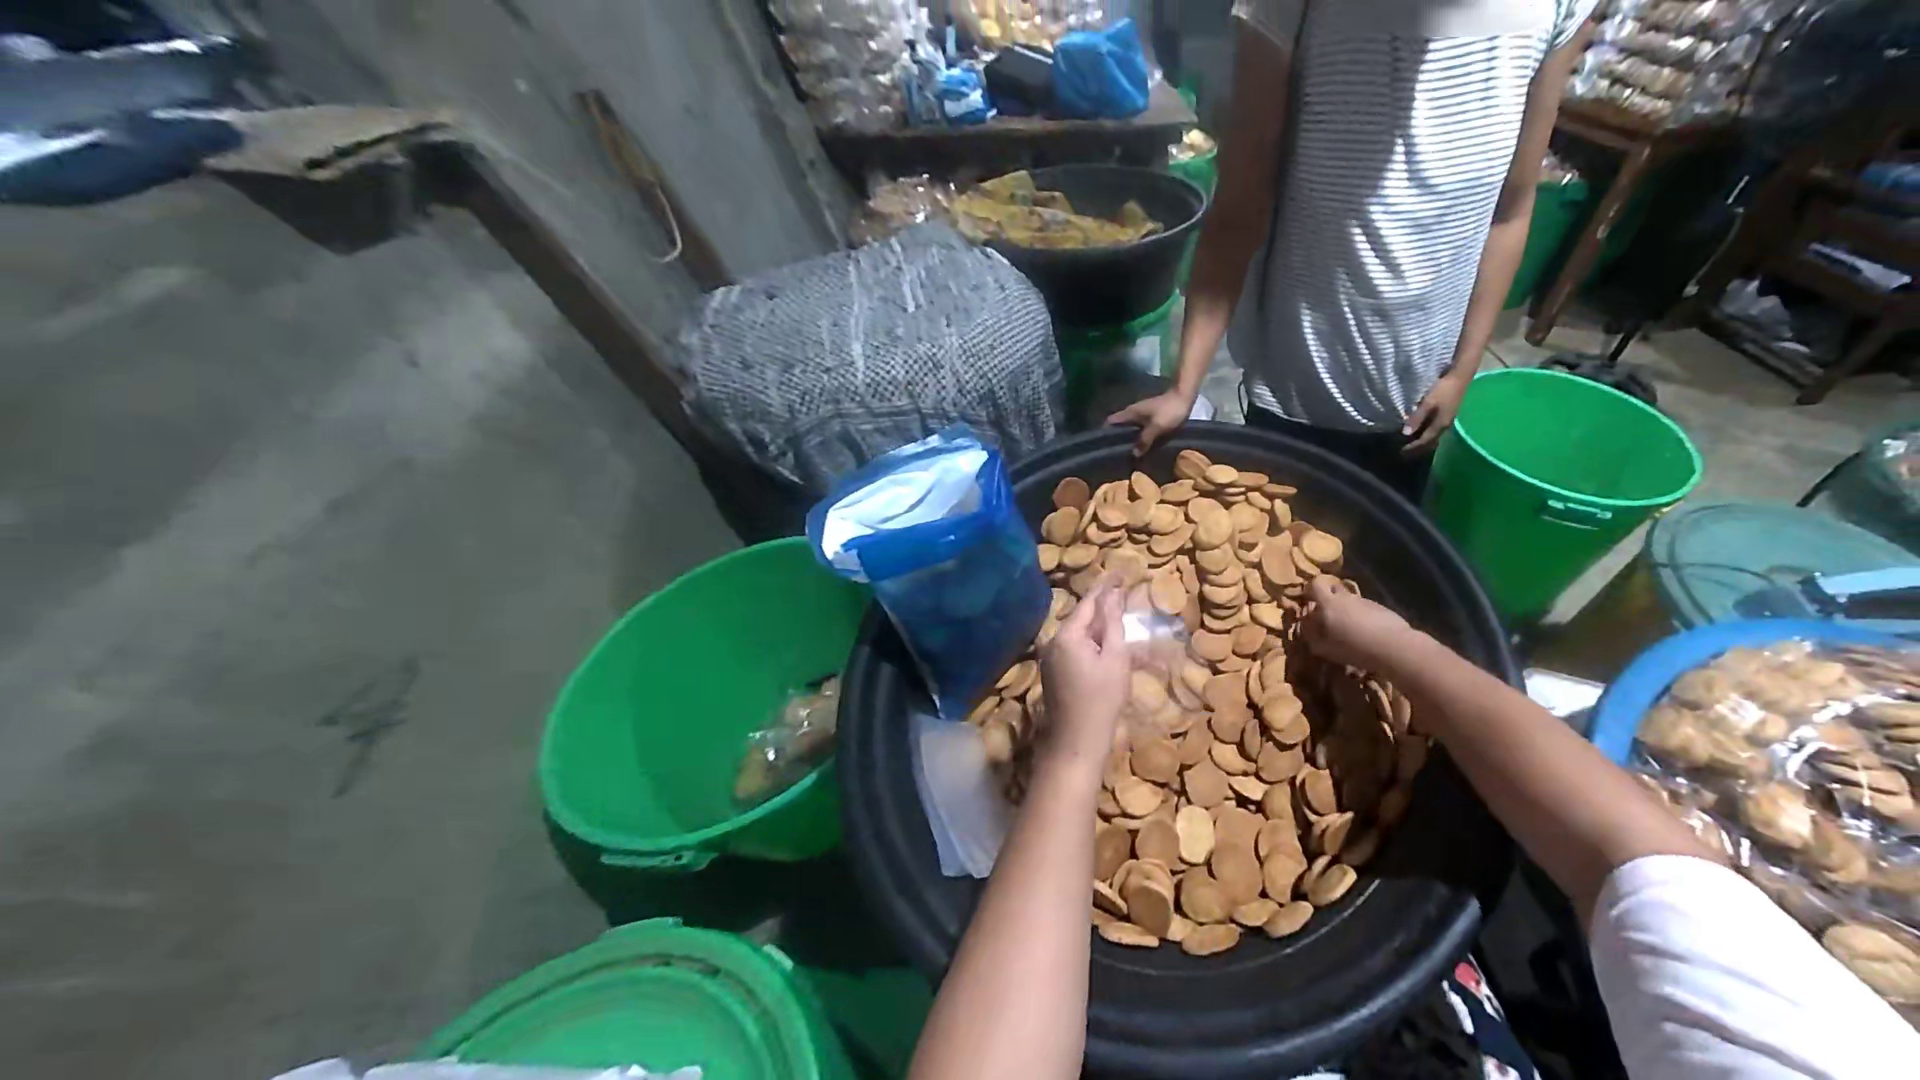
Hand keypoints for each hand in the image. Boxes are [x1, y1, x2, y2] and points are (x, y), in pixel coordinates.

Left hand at [1037, 586, 1130, 771]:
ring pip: (1077, 632)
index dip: (1105, 587)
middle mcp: (1052, 640)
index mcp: (1066, 634)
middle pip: (1080, 616)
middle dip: (1100, 604)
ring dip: (1096, 624)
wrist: (1076, 739)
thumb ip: (1112, 623)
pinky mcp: (1052, 671)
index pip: (1088, 602)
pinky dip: (1089, 640)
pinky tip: (1104, 642)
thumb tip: (1113, 594)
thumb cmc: (1102, 699)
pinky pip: (1072, 646)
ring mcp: (1049, 656)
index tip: (1119, 571)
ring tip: (1117, 612)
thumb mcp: (1114, 657)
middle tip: (1121, 589)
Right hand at [1106, 389, 1195, 455]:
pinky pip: (1141, 429)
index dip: (1104, 433)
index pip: (1110, 422)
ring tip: (1128, 454)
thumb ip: (1144, 440)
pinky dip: (1140, 437)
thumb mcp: (1156, 427)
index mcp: (1130, 413)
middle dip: (1117, 439)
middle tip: (1116, 455)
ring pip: (1130, 429)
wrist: (1185, 396)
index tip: (1102, 446)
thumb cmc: (1168, 410)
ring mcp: (1142, 415)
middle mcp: (1133, 413)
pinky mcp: (1151, 417)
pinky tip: (1143, 447)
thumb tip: (1134, 454)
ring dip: (1129, 439)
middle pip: (1119, 427)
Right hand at [1301, 577, 1420, 674]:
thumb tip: (1306, 626)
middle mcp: (1346, 597)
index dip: (1311, 590)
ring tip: (1350, 627)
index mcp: (1328, 603)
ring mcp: (1365, 601)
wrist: (1394, 647)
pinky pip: (1366, 608)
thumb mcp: (1323, 648)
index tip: (1310, 600)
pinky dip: (1363, 616)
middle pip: (1334, 589)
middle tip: (1329, 614)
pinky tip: (1367, 632)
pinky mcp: (1382, 608)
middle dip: (1330, 598)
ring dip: (1347, 609)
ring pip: (1351, 600)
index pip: (1315, 585)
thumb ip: (1311, 635)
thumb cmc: (1352, 647)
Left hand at [1401, 371, 1471, 455]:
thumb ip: (1417, 418)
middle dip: (1418, 449)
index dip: (1413, 447)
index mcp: (1440, 424)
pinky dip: (1427, 436)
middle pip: (1431, 442)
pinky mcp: (1447, 415)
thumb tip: (1406, 433)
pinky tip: (1421, 434)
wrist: (1460, 377)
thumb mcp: (1428, 403)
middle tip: (1405, 454)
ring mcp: (1448, 420)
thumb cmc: (1443, 389)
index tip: (1401, 452)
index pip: (1424, 441)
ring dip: (1422, 443)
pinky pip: (1435, 431)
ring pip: (1434, 437)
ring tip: (1411, 446)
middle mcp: (1445, 425)